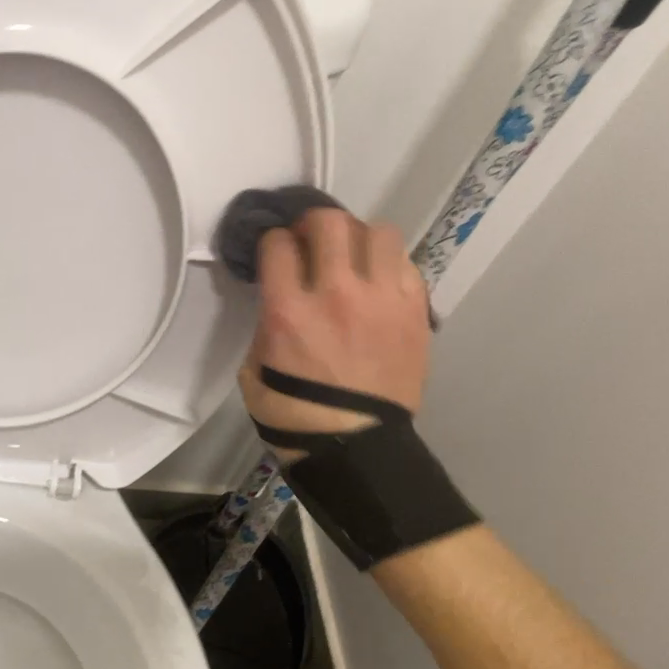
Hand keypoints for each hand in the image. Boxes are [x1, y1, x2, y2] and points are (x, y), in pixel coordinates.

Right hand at [239, 209, 431, 461]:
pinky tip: (376, 281)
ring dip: (357, 237)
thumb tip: (280, 302)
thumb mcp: (254, 370)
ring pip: (377, 232)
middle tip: (309, 239)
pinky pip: (405, 263)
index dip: (271, 240)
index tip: (272, 250)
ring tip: (350, 255)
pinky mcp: (414, 309)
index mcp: (287, 312)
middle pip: (330, 223)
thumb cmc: (292, 415)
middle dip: (313, 223)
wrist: (352, 445)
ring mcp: (382, 299)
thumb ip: (266, 327)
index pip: (278, 244)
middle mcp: (336, 293)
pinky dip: (386, 263)